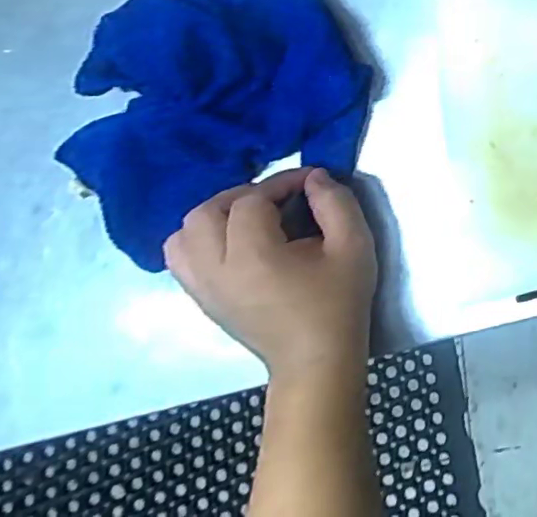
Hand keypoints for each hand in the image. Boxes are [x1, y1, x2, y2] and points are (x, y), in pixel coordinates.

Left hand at [165, 167, 377, 383]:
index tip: (310, 181)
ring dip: (216, 216)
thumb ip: (335, 202)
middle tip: (278, 198)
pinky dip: (202, 240)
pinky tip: (237, 241)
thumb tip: (314, 177)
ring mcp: (203, 289)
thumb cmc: (338, 300)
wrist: (316, 359)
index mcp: (253, 257)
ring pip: (182, 236)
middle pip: (204, 213)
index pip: (250, 201)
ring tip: (252, 217)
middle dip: (242, 195)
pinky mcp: (202, 300)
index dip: (281, 182)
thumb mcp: (354, 243)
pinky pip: (181, 259)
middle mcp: (216, 271)